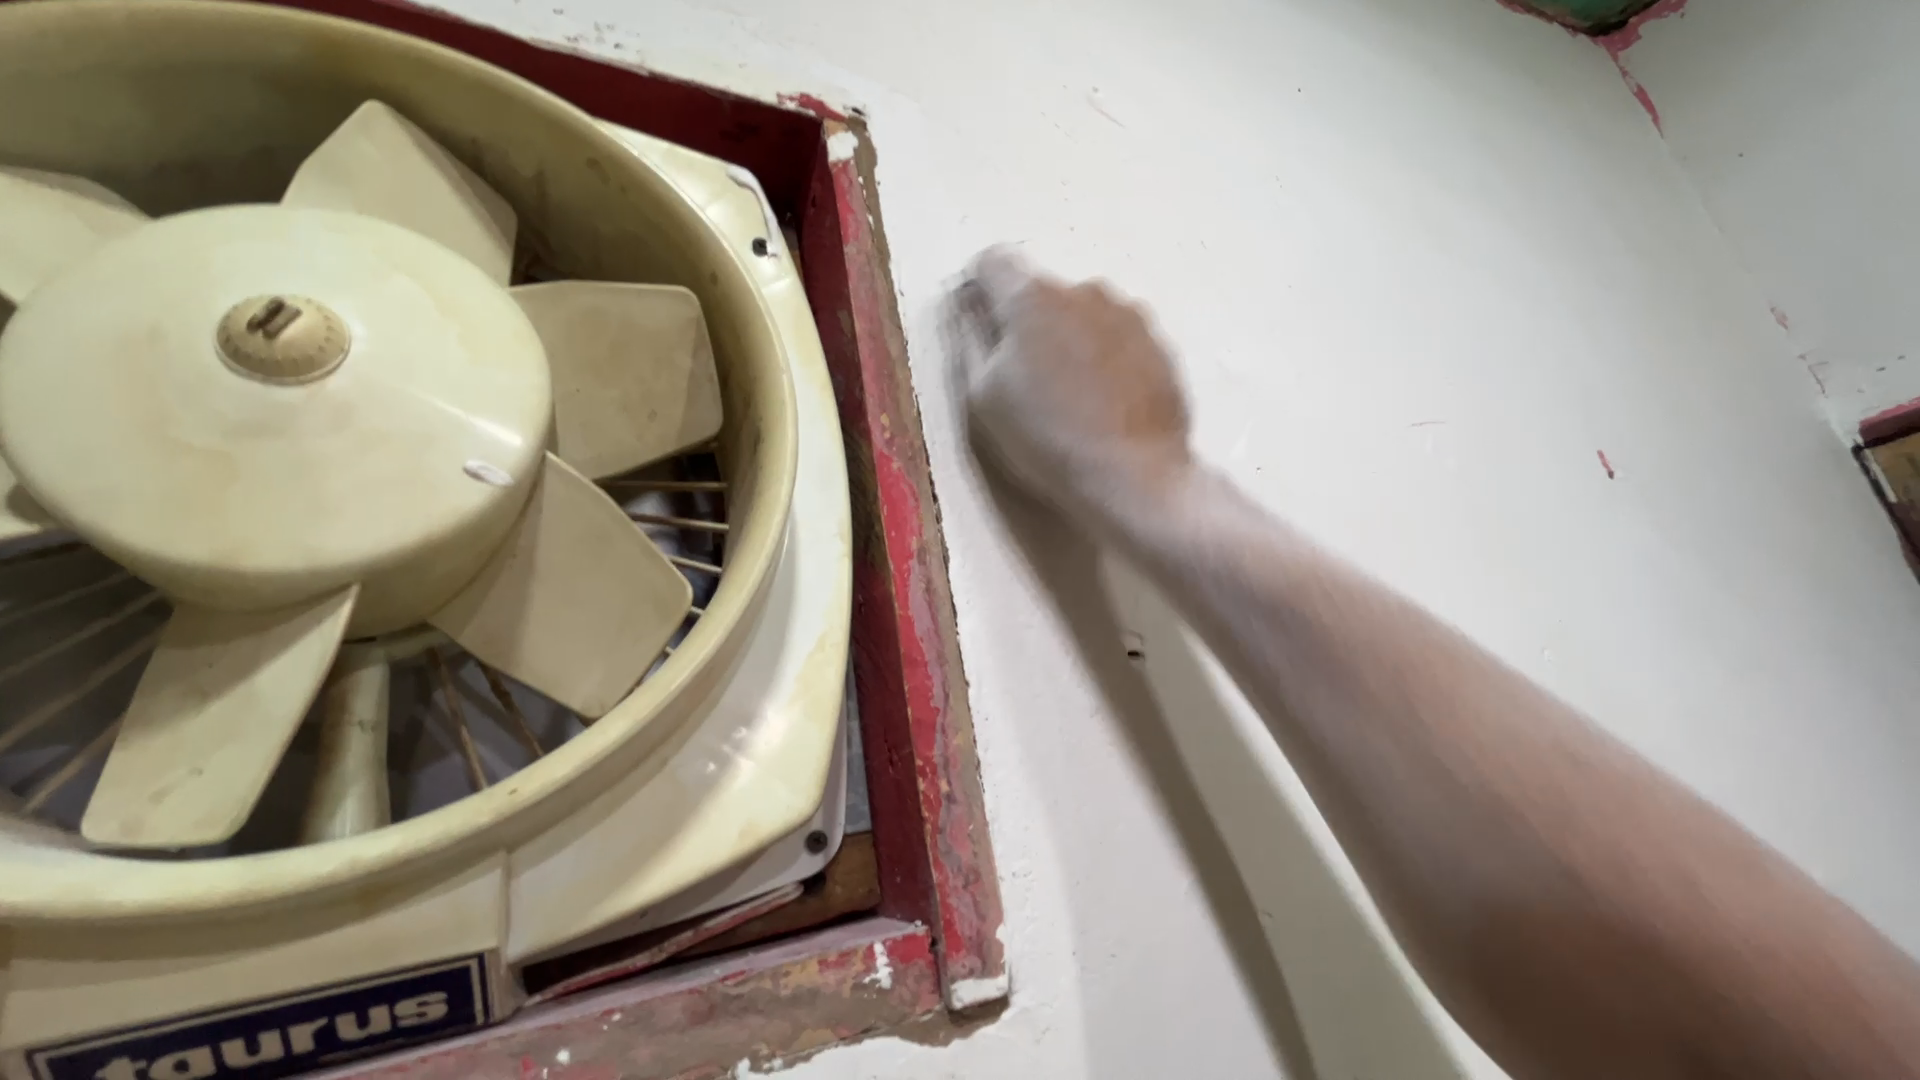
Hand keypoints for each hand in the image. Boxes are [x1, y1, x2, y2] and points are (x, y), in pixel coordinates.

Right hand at [947, 247, 1193, 525]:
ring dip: (1071, 339)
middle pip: (1042, 291)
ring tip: (1073, 395)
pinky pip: (1118, 338)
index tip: (980, 325)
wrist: (1135, 477)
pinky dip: (1105, 359)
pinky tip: (1105, 404)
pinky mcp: (1161, 344)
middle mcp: (1085, 290)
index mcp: (1033, 298)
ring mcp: (1130, 314)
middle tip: (1027, 377)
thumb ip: (970, 342)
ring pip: (1084, 314)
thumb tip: (969, 309)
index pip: (993, 261)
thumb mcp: (984, 399)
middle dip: (1030, 322)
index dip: (979, 290)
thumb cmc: (1046, 439)